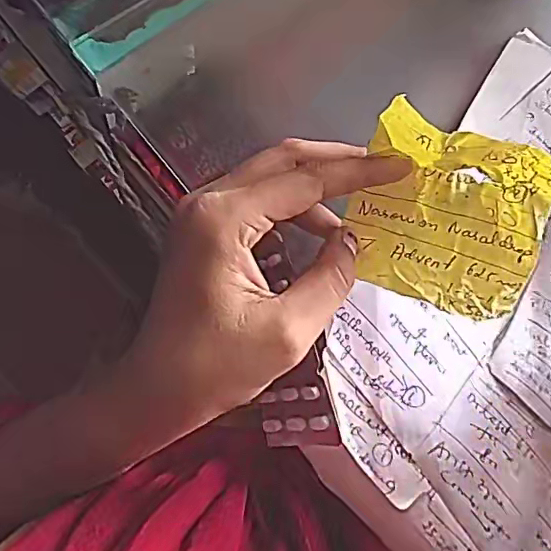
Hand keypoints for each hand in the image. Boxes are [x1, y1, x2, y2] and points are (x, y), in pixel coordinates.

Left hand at [123, 140, 410, 429]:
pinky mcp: (203, 224)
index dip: (357, 172)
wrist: (152, 392)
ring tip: (354, 215)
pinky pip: (258, 197)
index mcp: (225, 218)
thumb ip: (330, 278)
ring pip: (271, 174)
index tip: (398, 165)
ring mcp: (202, 208)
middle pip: (284, 158)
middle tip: (382, 165)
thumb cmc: (213, 370)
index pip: (305, 180)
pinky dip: (293, 208)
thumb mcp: (287, 332)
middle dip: (338, 160)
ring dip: (316, 188)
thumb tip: (353, 241)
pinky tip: (318, 233)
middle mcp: (209, 199)